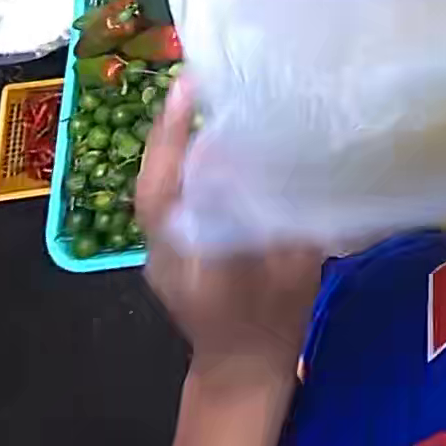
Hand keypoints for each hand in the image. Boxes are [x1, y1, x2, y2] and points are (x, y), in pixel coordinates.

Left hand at [137, 77, 322, 375]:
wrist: (243, 368)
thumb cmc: (271, 321)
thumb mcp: (291, 271)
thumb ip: (283, 219)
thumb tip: (276, 160)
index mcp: (186, 256)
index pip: (164, 190)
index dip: (173, 138)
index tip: (186, 88)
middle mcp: (162, 246)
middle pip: (154, 177)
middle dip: (170, 126)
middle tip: (195, 77)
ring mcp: (162, 244)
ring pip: (158, 181)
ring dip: (174, 136)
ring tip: (197, 94)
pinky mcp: (174, 239)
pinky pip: (172, 189)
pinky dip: (183, 155)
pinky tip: (207, 132)